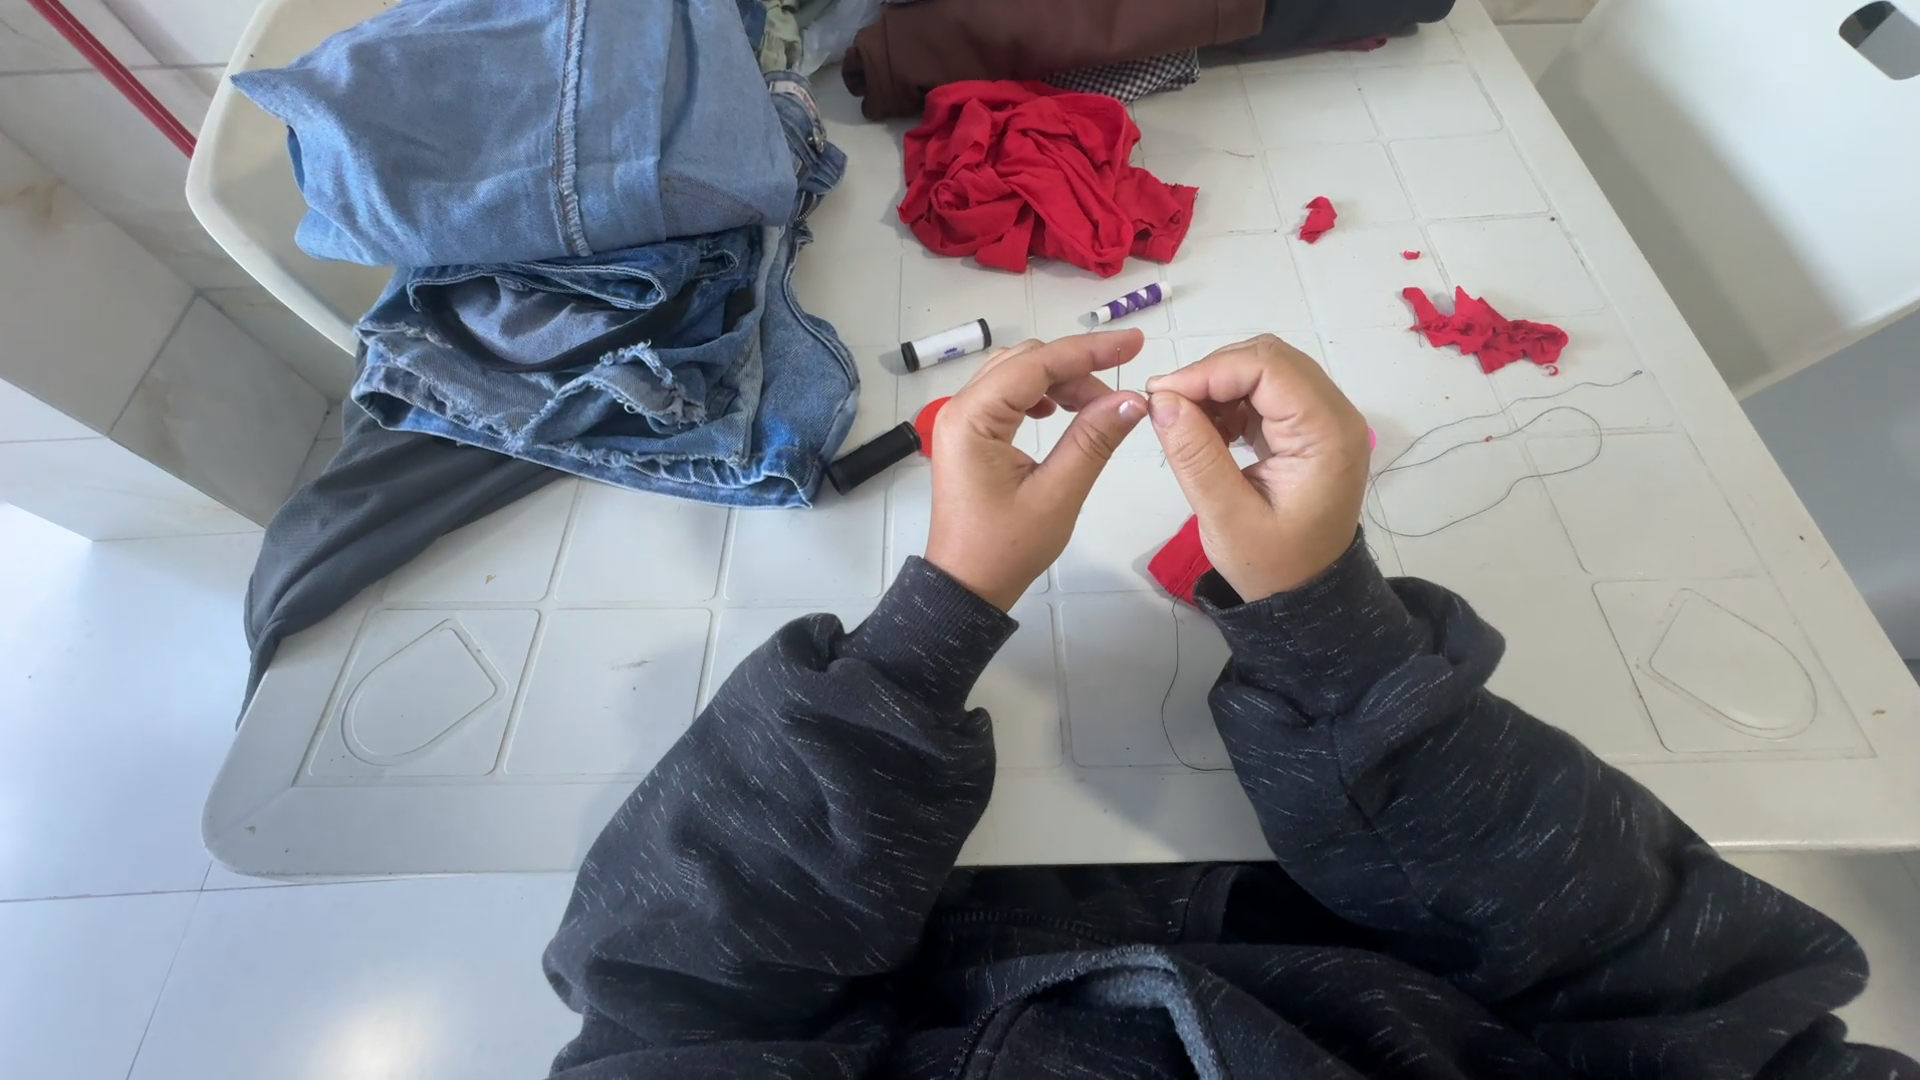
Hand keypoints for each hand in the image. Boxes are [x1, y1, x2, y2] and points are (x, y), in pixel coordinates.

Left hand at [925, 331, 1149, 608]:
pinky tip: (1059, 413)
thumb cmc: (1005, 548)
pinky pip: (1005, 397)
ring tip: (1094, 407)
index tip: (1134, 343)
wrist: (967, 585)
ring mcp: (961, 422)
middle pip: (1024, 362)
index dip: (1088, 350)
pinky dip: (1038, 395)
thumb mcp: (1057, 494)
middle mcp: (960, 410)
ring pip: (1015, 375)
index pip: (1036, 364)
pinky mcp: (968, 437)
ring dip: (1058, 381)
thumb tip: (1133, 398)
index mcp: (973, 419)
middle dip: (1075, 368)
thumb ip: (1093, 440)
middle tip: (1117, 395)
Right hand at [1145, 334, 1369, 601]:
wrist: (1306, 593)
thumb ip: (1195, 456)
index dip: (1209, 372)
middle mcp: (1333, 415)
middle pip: (1268, 359)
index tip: (1160, 396)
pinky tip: (1204, 429)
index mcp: (1325, 435)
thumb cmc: (1270, 564)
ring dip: (1217, 386)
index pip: (1268, 368)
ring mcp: (1322, 419)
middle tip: (1164, 406)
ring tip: (1181, 421)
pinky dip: (1227, 400)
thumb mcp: (1225, 518)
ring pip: (1264, 370)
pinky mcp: (1306, 428)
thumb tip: (1160, 400)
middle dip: (1210, 374)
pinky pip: (1264, 392)